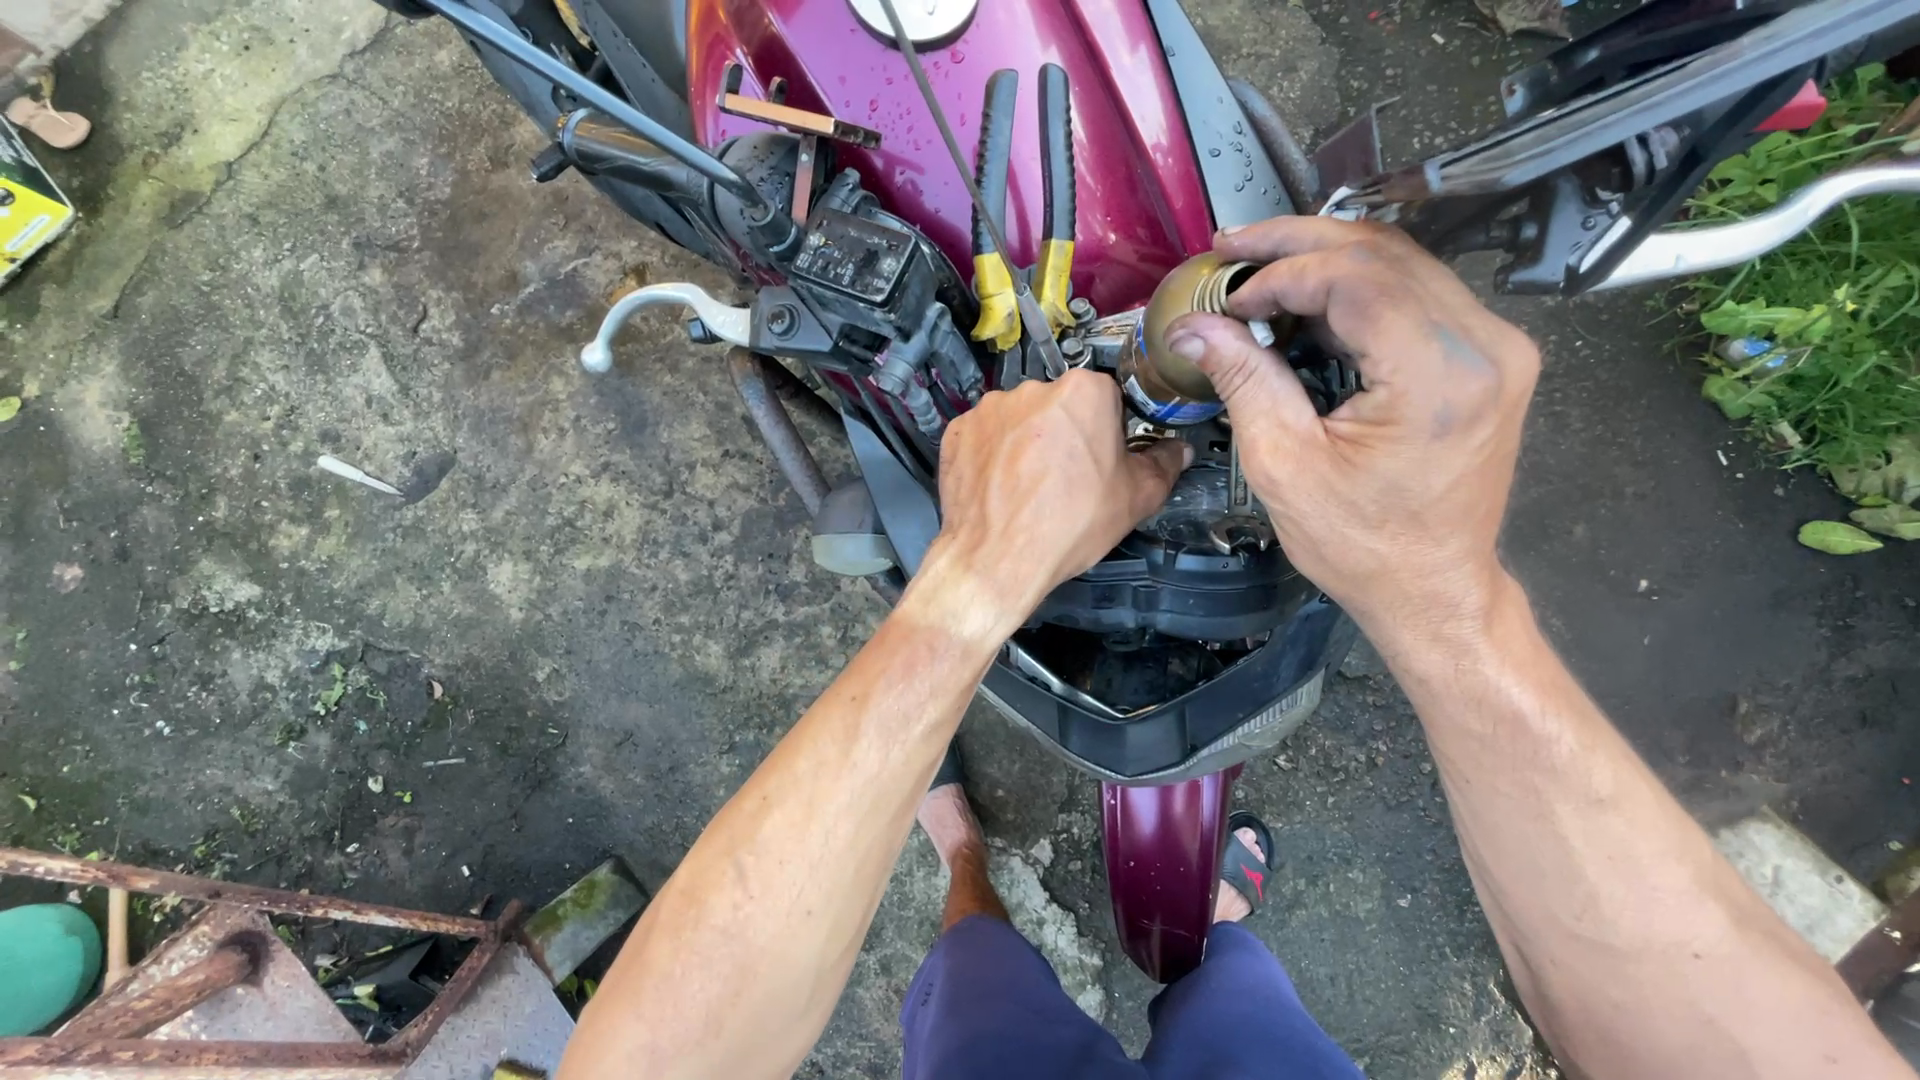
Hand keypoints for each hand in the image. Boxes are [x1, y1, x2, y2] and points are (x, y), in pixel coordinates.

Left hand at [915, 370, 1189, 635]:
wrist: (997, 559)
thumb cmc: (1070, 525)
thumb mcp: (1136, 498)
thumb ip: (1164, 464)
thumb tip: (1179, 449)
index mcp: (1084, 391)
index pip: (1106, 398)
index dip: (1107, 431)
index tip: (1103, 460)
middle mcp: (1033, 388)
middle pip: (1059, 405)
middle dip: (1065, 433)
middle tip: (1066, 479)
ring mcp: (990, 408)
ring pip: (1020, 419)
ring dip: (1026, 442)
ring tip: (1029, 487)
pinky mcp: (957, 430)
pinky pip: (984, 436)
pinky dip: (992, 455)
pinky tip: (1001, 487)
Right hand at [1164, 218, 1540, 641]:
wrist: (1432, 587)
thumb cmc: (1358, 542)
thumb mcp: (1283, 464)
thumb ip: (1243, 379)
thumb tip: (1192, 325)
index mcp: (1438, 377)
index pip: (1357, 279)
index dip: (1283, 274)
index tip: (1229, 299)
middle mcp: (1485, 345)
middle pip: (1385, 254)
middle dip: (1299, 244)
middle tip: (1233, 245)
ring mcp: (1496, 346)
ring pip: (1403, 264)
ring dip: (1326, 258)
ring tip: (1259, 265)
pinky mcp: (1489, 356)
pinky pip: (1417, 293)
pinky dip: (1356, 287)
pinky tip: (1306, 297)